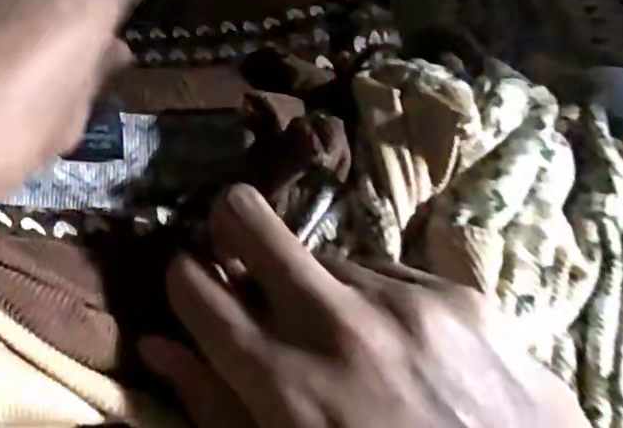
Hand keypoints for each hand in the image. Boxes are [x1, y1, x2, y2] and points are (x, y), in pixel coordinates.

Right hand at [142, 186, 587, 427]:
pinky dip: (383, 304)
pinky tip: (411, 354)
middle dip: (228, 227)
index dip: (184, 280)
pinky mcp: (465, 298)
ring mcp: (406, 302)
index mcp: (286, 390)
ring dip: (322, 291)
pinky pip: (391, 272)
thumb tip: (157, 343)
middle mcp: (339, 326)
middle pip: (245, 214)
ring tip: (357, 348)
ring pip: (324, 255)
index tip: (197, 289)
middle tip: (242, 259)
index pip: (193, 284)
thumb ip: (216, 411)